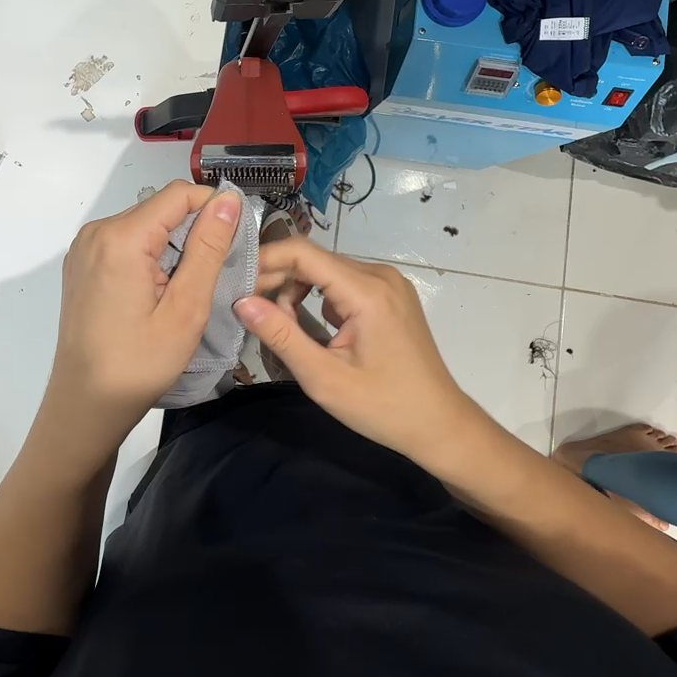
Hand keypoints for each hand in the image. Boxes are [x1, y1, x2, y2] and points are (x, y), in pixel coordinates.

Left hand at [45, 181, 242, 443]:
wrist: (85, 404)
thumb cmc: (139, 364)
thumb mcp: (186, 308)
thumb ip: (208, 248)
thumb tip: (228, 200)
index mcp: (120, 238)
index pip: (178, 194)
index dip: (214, 208)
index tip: (238, 240)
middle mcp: (96, 231)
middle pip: (159, 208)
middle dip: (194, 230)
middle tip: (217, 272)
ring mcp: (84, 247)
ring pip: (145, 225)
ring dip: (173, 245)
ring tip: (188, 288)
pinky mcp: (82, 264)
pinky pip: (125, 242)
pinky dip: (150, 256)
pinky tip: (160, 292)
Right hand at [234, 239, 475, 463]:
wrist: (440, 425)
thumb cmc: (383, 408)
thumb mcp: (323, 378)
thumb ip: (281, 335)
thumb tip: (241, 302)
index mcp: (366, 291)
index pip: (302, 252)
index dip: (264, 261)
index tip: (236, 285)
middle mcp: (379, 275)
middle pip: (312, 258)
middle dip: (277, 279)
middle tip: (250, 311)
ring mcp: (388, 282)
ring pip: (325, 269)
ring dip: (296, 289)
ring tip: (281, 326)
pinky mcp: (389, 294)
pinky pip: (342, 282)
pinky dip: (318, 296)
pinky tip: (310, 327)